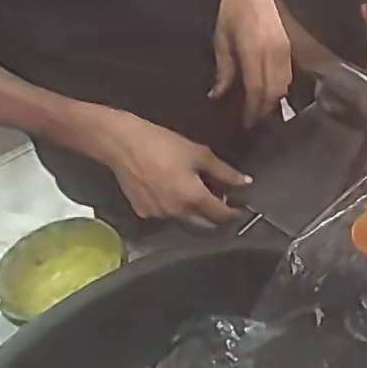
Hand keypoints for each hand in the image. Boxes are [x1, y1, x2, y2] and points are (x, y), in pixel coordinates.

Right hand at [59, 104, 250, 225]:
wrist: (120, 143)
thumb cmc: (162, 144)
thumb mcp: (199, 155)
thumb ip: (225, 172)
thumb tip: (247, 183)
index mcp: (194, 200)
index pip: (223, 216)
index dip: (235, 212)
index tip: (242, 205)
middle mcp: (177, 214)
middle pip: (206, 225)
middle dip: (217, 216)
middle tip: (223, 199)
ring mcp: (158, 216)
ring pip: (187, 222)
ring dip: (197, 213)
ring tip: (200, 193)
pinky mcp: (143, 212)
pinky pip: (167, 216)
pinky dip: (177, 209)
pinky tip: (177, 192)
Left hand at [211, 0, 291, 126]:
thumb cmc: (231, 8)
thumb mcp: (221, 39)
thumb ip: (223, 69)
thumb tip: (218, 95)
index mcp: (254, 51)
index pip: (256, 90)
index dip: (251, 109)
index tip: (245, 122)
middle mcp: (274, 54)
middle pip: (273, 92)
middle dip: (263, 109)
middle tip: (252, 121)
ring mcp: (285, 51)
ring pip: (283, 86)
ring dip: (273, 101)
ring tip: (261, 110)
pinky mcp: (289, 48)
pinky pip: (288, 76)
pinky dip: (280, 89)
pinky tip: (270, 93)